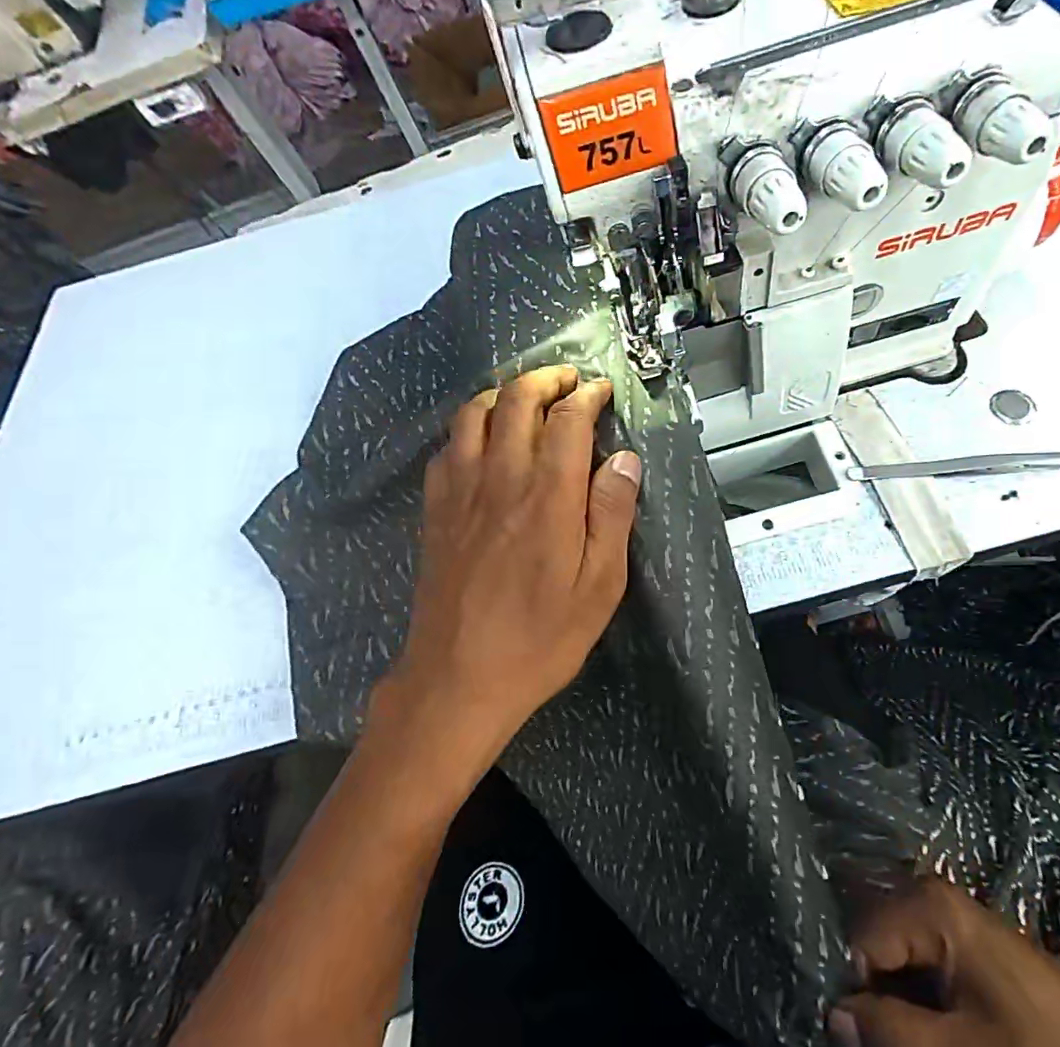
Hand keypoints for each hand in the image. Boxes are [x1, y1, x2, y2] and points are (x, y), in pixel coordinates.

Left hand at [368, 365, 640, 785]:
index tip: (602, 390)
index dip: (587, 397)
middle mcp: (500, 481)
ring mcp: (460, 494)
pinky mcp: (436, 512)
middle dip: (546, 380)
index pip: (567, 421)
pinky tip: (484, 440)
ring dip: (504, 394)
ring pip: (473, 415)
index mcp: (548, 498)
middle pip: (516, 402)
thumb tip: (623, 459)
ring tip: (528, 397)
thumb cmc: (542, 637)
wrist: (458, 678)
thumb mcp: (600, 585)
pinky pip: (447, 447)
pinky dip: (469, 426)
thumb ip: (612, 515)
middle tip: (570, 380)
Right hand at [830, 878, 1059, 1046]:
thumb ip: (885, 1028)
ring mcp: (956, 921)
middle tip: (874, 1034)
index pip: (858, 940)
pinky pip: (920, 964)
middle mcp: (938, 898)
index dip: (851, 988)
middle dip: (869, 989)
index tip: (850, 1032)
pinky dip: (914, 996)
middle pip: (875, 941)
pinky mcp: (971, 947)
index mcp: (931, 905)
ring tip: (902, 1031)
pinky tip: (925, 1026)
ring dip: (890, 998)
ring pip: (895, 956)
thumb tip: (833, 1014)